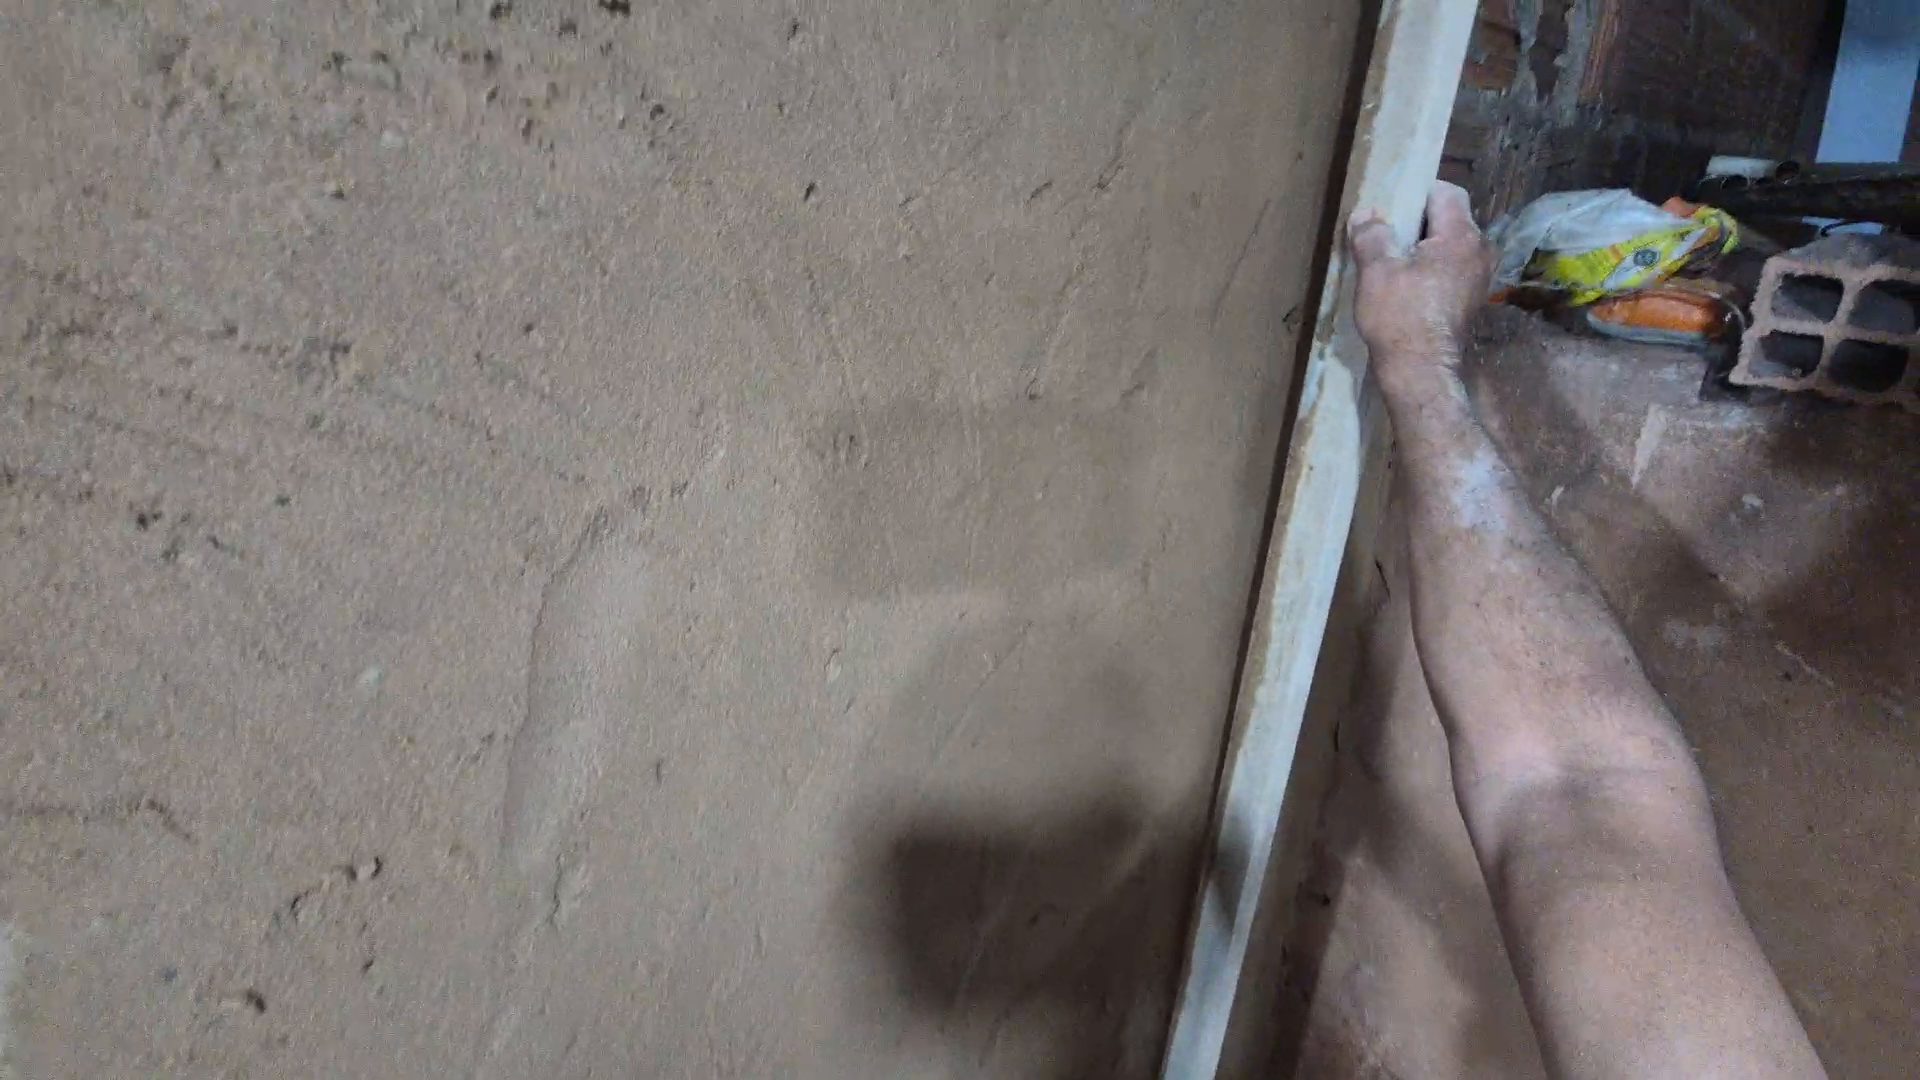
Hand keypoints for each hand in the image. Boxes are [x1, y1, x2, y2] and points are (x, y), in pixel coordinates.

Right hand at [1347, 182, 1493, 393]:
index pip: (1447, 193)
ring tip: (1396, 264)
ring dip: (1426, 249)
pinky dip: (1433, 271)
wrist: (1420, 368)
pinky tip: (1409, 289)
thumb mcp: (1376, 273)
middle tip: (1388, 235)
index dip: (1419, 192)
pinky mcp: (1472, 300)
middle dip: (1420, 223)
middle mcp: (1480, 250)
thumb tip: (1365, 212)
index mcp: (1461, 235)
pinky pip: (1453, 271)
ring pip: (1452, 248)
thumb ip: (1372, 236)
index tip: (1393, 203)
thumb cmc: (1399, 316)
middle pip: (1451, 220)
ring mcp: (1480, 277)